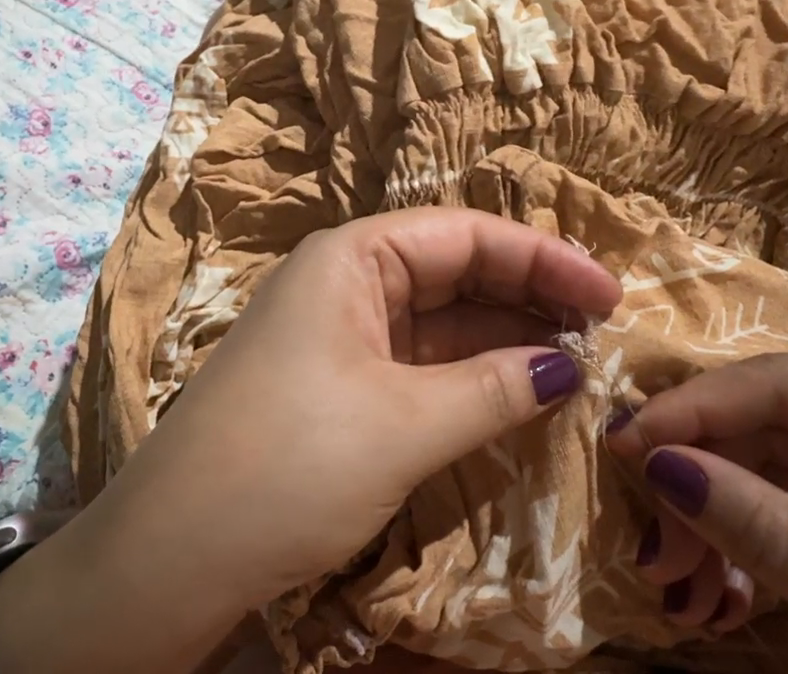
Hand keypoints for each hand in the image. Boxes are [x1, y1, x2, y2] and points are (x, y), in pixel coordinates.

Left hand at [86, 206, 623, 609]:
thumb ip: (493, 388)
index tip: (611, 295)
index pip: (465, 235)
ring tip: (579, 363)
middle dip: (529, 297)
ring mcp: (341, 337)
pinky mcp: (339, 387)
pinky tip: (520, 394)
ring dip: (505, 340)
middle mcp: (345, 284)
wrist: (175, 552)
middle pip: (455, 272)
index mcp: (351, 258)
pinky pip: (420, 365)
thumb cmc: (290, 462)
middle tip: (603, 332)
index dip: (543, 259)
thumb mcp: (404, 423)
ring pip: (441, 322)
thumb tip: (565, 368)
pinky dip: (471, 377)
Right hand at [604, 353, 787, 673]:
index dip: (692, 410)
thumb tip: (652, 464)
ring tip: (676, 581)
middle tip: (653, 550)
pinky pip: (782, 499)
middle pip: (764, 424)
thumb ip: (762, 527)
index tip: (621, 446)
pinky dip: (741, 539)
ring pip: (761, 462)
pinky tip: (714, 584)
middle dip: (700, 482)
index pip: (779, 384)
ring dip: (712, 518)